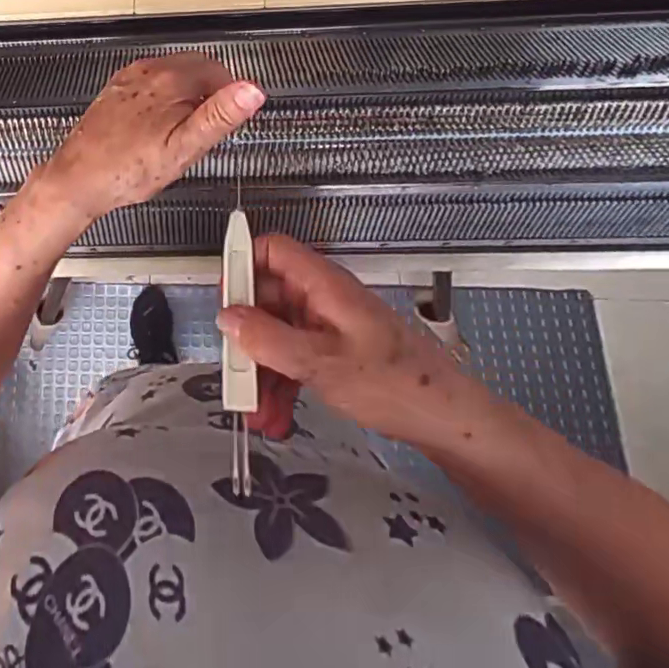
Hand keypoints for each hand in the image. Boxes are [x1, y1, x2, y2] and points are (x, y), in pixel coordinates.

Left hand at [30, 53, 264, 224]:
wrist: (78, 179)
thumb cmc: (125, 170)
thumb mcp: (184, 148)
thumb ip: (220, 116)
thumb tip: (251, 91)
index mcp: (171, 80)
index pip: (219, 71)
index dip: (230, 97)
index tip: (228, 119)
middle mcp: (148, 71)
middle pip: (197, 68)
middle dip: (209, 94)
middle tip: (207, 128)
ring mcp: (130, 80)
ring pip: (173, 75)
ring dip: (186, 96)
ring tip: (182, 132)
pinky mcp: (117, 91)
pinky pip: (151, 85)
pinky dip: (163, 100)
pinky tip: (157, 128)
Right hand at [218, 234, 490, 447]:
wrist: (445, 418)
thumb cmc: (395, 383)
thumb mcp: (322, 363)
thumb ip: (269, 339)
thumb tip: (226, 318)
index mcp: (322, 284)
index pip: (271, 250)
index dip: (242, 267)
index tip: (223, 303)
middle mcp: (321, 298)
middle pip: (266, 300)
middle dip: (246, 340)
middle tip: (235, 377)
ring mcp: (327, 326)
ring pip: (276, 335)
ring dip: (261, 373)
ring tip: (257, 415)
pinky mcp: (333, 351)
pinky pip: (294, 358)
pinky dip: (281, 385)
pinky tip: (277, 419)